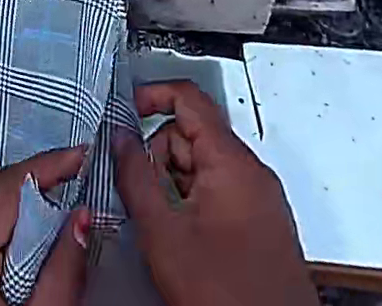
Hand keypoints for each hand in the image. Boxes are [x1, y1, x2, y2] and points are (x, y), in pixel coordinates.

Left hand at [0, 146, 91, 305]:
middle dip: (36, 178)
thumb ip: (61, 271)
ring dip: (20, 197)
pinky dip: (3, 220)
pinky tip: (31, 228)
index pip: (5, 189)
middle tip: (80, 173)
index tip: (83, 154)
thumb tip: (84, 216)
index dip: (46, 166)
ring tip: (63, 195)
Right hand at [114, 81, 317, 305]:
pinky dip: (191, 199)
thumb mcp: (162, 231)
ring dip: (173, 180)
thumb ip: (134, 174)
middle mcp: (253, 175)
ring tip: (163, 222)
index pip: (188, 98)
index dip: (151, 96)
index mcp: (233, 164)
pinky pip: (217, 190)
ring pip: (201, 164)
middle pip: (191, 134)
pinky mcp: (262, 225)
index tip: (126, 110)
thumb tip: (120, 139)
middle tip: (141, 187)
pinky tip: (181, 234)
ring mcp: (261, 200)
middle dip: (158, 154)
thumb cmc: (229, 299)